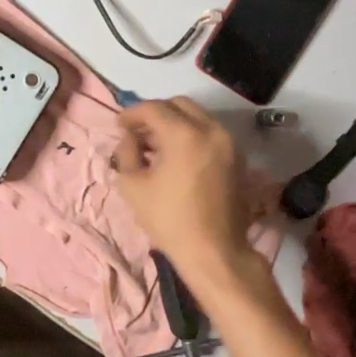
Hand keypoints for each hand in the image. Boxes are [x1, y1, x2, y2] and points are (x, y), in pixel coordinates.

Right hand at [112, 97, 251, 271]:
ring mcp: (229, 143)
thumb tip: (130, 138)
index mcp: (184, 134)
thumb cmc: (169, 220)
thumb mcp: (132, 185)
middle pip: (179, 105)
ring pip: (197, 117)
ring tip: (155, 145)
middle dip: (155, 113)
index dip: (131, 113)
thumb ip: (126, 152)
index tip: (118, 126)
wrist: (215, 251)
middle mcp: (212, 130)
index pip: (153, 108)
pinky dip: (191, 135)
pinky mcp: (237, 158)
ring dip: (174, 123)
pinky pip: (210, 133)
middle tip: (137, 131)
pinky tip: (176, 156)